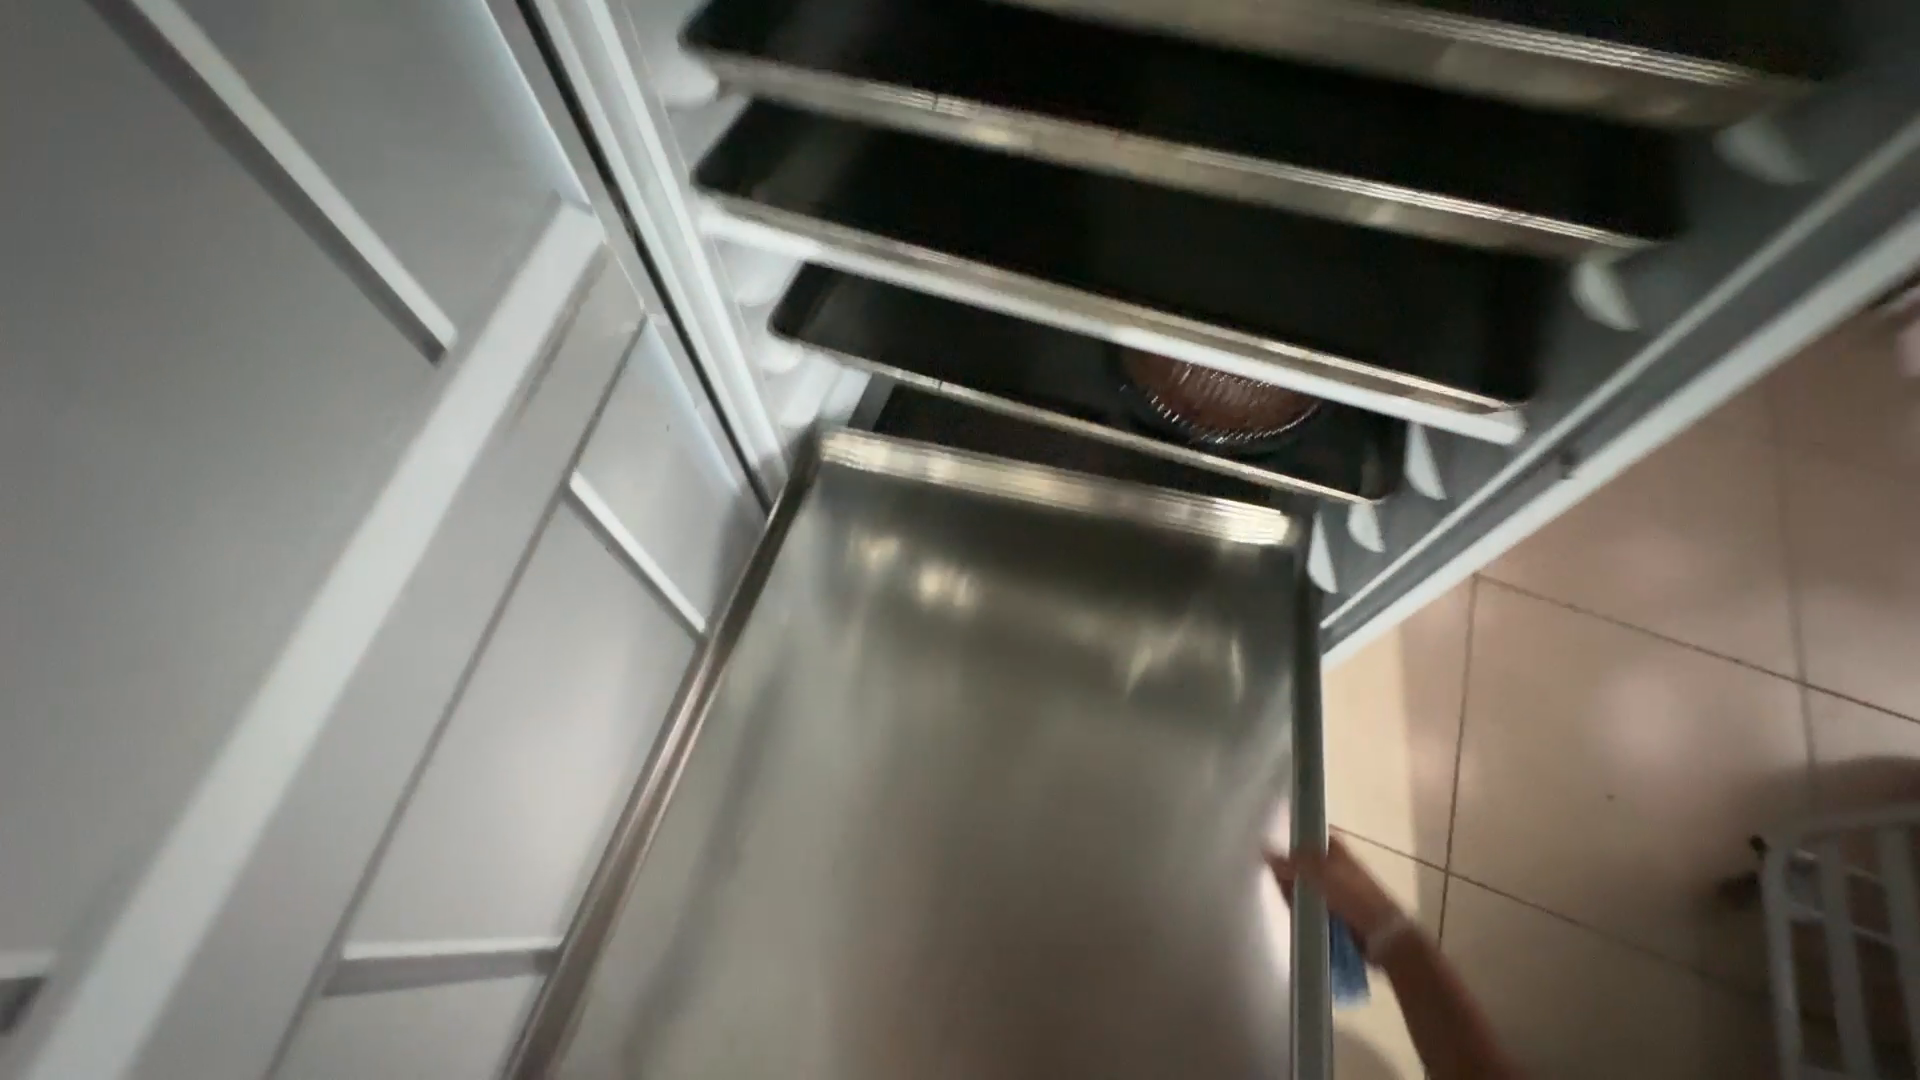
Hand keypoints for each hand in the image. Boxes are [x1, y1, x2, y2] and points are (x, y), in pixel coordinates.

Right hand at [1265, 835, 1404, 941]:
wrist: (1382, 936)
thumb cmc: (1353, 896)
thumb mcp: (1320, 874)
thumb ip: (1292, 863)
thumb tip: (1265, 850)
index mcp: (1334, 848)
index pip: (1306, 836)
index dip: (1289, 840)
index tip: (1272, 849)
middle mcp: (1333, 865)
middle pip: (1299, 862)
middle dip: (1287, 872)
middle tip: (1280, 881)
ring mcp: (1333, 888)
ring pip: (1301, 884)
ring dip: (1293, 892)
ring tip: (1290, 900)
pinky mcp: (1332, 909)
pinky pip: (1307, 903)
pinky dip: (1300, 906)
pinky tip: (1296, 912)